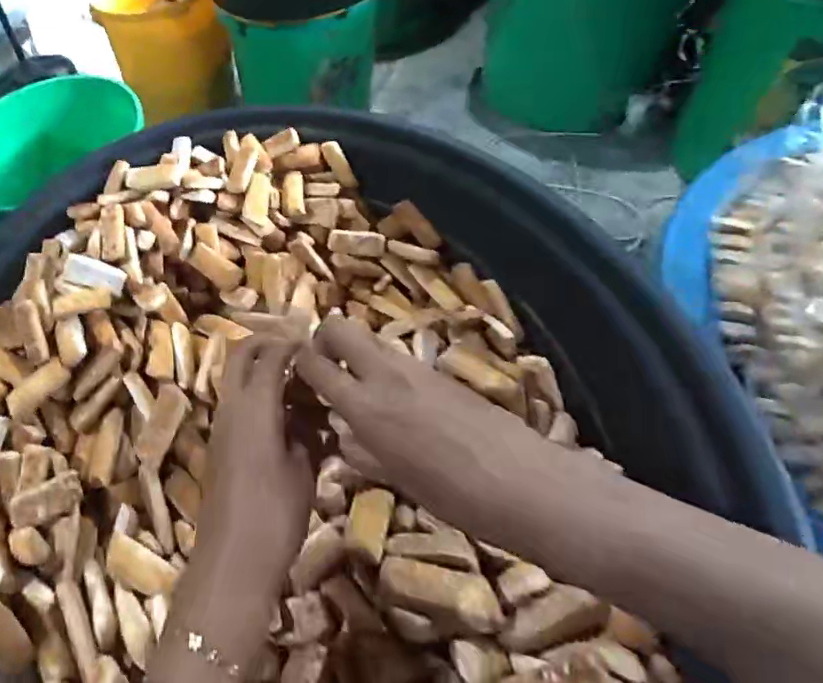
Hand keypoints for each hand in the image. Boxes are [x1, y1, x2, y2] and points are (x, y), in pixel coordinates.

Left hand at [197, 338, 317, 594]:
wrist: (231, 563)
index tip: (314, 343)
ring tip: (298, 387)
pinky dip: (255, 398)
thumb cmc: (274, 514)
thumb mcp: (304, 471)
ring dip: (259, 372)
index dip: (291, 344)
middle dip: (265, 344)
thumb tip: (310, 418)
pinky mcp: (218, 447)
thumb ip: (307, 435)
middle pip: (240, 355)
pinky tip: (284, 420)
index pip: (270, 355)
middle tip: (296, 352)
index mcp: (253, 405)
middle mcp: (230, 407)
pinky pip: (235, 406)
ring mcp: (219, 427)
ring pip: (235, 380)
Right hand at [296, 319, 605, 542]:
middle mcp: (384, 374)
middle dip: (323, 338)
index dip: (299, 364)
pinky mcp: (439, 371)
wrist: (526, 482)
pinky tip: (400, 403)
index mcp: (365, 406)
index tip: (296, 377)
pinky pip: (398, 357)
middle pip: (339, 325)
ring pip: (370, 338)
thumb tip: (345, 433)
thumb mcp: (397, 480)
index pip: (314, 363)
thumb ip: (363, 450)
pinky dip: (385, 367)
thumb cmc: (455, 496)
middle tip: (326, 368)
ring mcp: (415, 367)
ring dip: (356, 353)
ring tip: (361, 389)